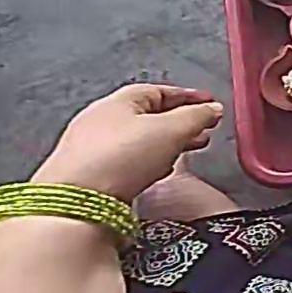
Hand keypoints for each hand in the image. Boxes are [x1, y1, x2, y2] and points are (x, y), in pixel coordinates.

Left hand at [31, 84, 223, 201]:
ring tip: (189, 148)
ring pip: (141, 137)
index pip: (160, 91)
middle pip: (150, 114)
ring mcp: (93, 146)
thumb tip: (213, 109)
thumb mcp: (172, 129)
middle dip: (181, 121)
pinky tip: (161, 169)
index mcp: (118, 101)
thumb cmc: (121, 157)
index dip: (189, 96)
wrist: (78, 201)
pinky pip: (129, 158)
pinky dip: (152, 158)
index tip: (209, 103)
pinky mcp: (92, 172)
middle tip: (204, 128)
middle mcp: (102, 119)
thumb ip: (197, 116)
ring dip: (168, 141)